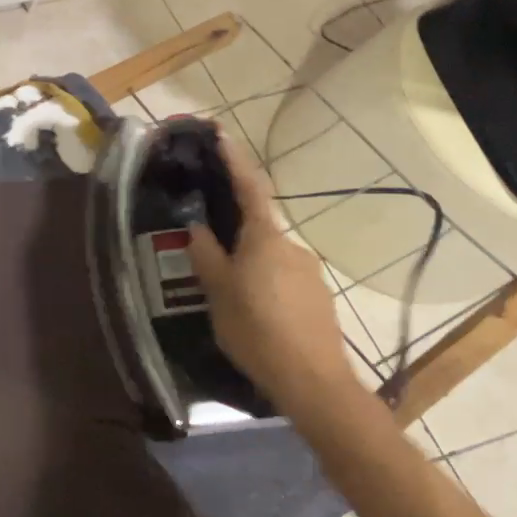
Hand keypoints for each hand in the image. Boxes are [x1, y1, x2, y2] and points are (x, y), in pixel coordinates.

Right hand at [185, 135, 358, 414]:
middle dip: (233, 235)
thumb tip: (198, 228)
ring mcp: (309, 274)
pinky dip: (264, 287)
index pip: (248, 187)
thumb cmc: (257, 329)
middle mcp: (291, 247)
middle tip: (208, 252)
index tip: (220, 132)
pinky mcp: (318, 301)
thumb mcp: (216, 291)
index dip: (233, 159)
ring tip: (227, 295)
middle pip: (256, 228)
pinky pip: (282, 281)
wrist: (315, 384)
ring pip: (269, 258)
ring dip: (248, 266)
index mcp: (264, 238)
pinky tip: (252, 314)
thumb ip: (206, 255)